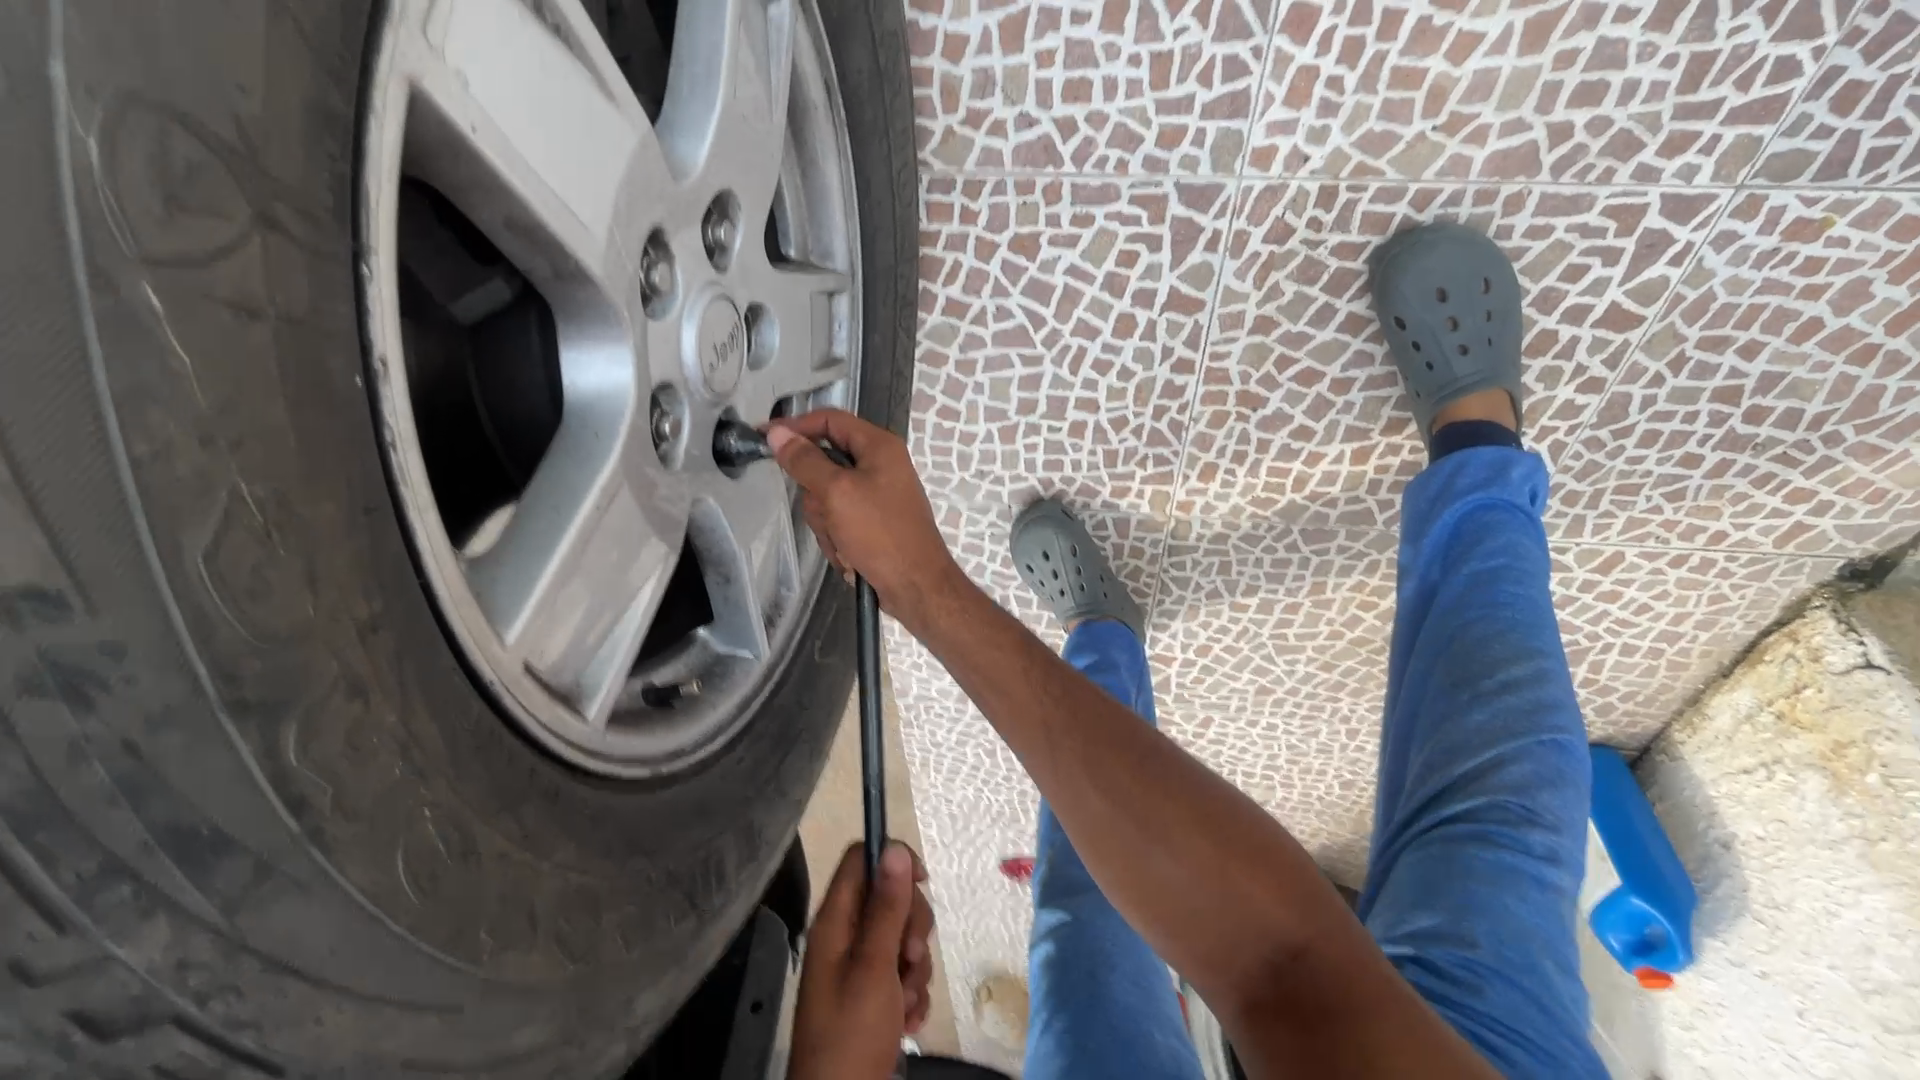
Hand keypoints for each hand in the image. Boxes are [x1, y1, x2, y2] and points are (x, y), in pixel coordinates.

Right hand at [767, 410, 964, 628]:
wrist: (915, 587)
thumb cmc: (881, 534)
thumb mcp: (837, 493)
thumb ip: (805, 461)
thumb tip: (777, 433)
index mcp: (879, 446)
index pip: (829, 420)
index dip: (796, 426)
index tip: (765, 438)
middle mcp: (879, 466)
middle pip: (823, 464)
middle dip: (816, 495)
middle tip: (828, 514)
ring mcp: (876, 496)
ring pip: (826, 498)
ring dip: (827, 524)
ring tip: (843, 542)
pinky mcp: (872, 523)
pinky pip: (838, 521)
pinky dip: (837, 538)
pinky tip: (849, 556)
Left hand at [788, 842, 935, 1079]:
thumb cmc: (851, 1033)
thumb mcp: (874, 967)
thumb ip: (887, 908)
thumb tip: (895, 847)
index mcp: (835, 921)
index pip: (862, 860)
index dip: (894, 862)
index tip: (922, 884)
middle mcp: (845, 938)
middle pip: (890, 900)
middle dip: (912, 929)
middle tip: (908, 960)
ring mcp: (859, 968)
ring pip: (903, 940)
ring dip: (915, 970)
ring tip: (904, 1003)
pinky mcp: (873, 996)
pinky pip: (904, 976)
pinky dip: (912, 996)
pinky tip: (906, 1022)